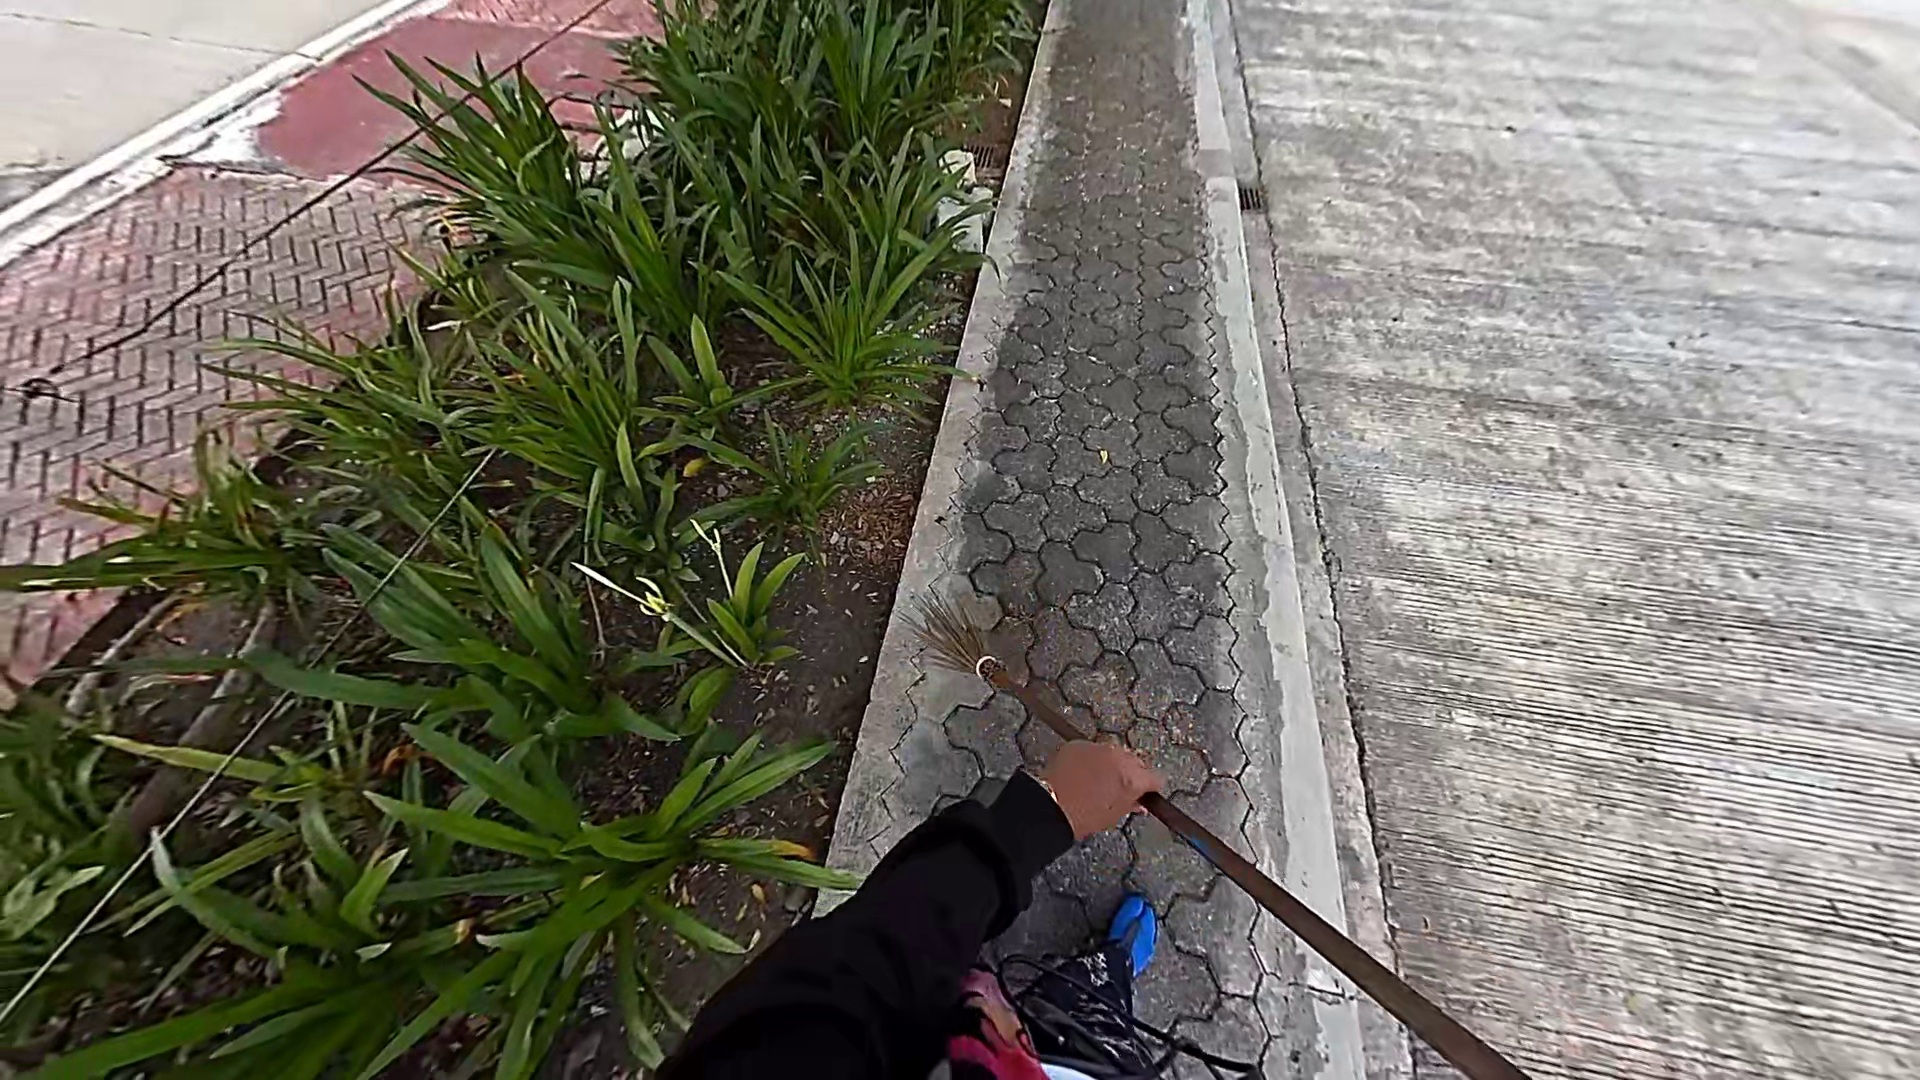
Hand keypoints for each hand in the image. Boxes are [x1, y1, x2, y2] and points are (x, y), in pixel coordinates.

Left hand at [1039, 740, 1162, 839]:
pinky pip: (1092, 748)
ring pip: (1114, 752)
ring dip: (1111, 762)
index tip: (1146, 792)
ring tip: (1099, 778)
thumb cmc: (1084, 815)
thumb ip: (1132, 803)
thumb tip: (1139, 801)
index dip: (1150, 787)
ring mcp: (1098, 747)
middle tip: (1120, 786)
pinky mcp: (1080, 743)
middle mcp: (1119, 757)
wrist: (1053, 804)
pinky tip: (1083, 771)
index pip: (1155, 778)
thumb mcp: (1115, 815)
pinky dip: (1091, 757)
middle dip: (1131, 772)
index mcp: (1132, 778)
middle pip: (1135, 761)